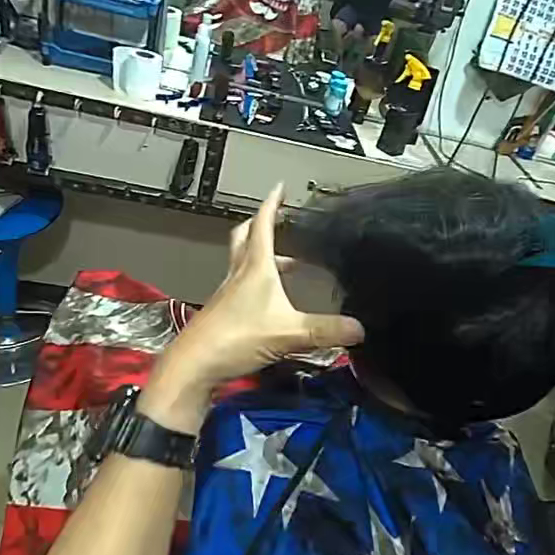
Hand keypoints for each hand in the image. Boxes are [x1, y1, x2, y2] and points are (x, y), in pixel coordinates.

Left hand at [143, 186, 363, 430]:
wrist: (194, 366)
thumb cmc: (236, 338)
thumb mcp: (288, 333)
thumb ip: (325, 331)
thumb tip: (360, 329)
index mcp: (255, 268)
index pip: (263, 225)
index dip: (272, 204)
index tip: (279, 188)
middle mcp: (239, 274)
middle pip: (246, 238)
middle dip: (260, 223)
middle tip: (277, 218)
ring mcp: (228, 293)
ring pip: (243, 262)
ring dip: (261, 254)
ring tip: (285, 261)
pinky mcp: (223, 311)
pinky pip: (241, 285)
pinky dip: (257, 280)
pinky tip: (270, 299)